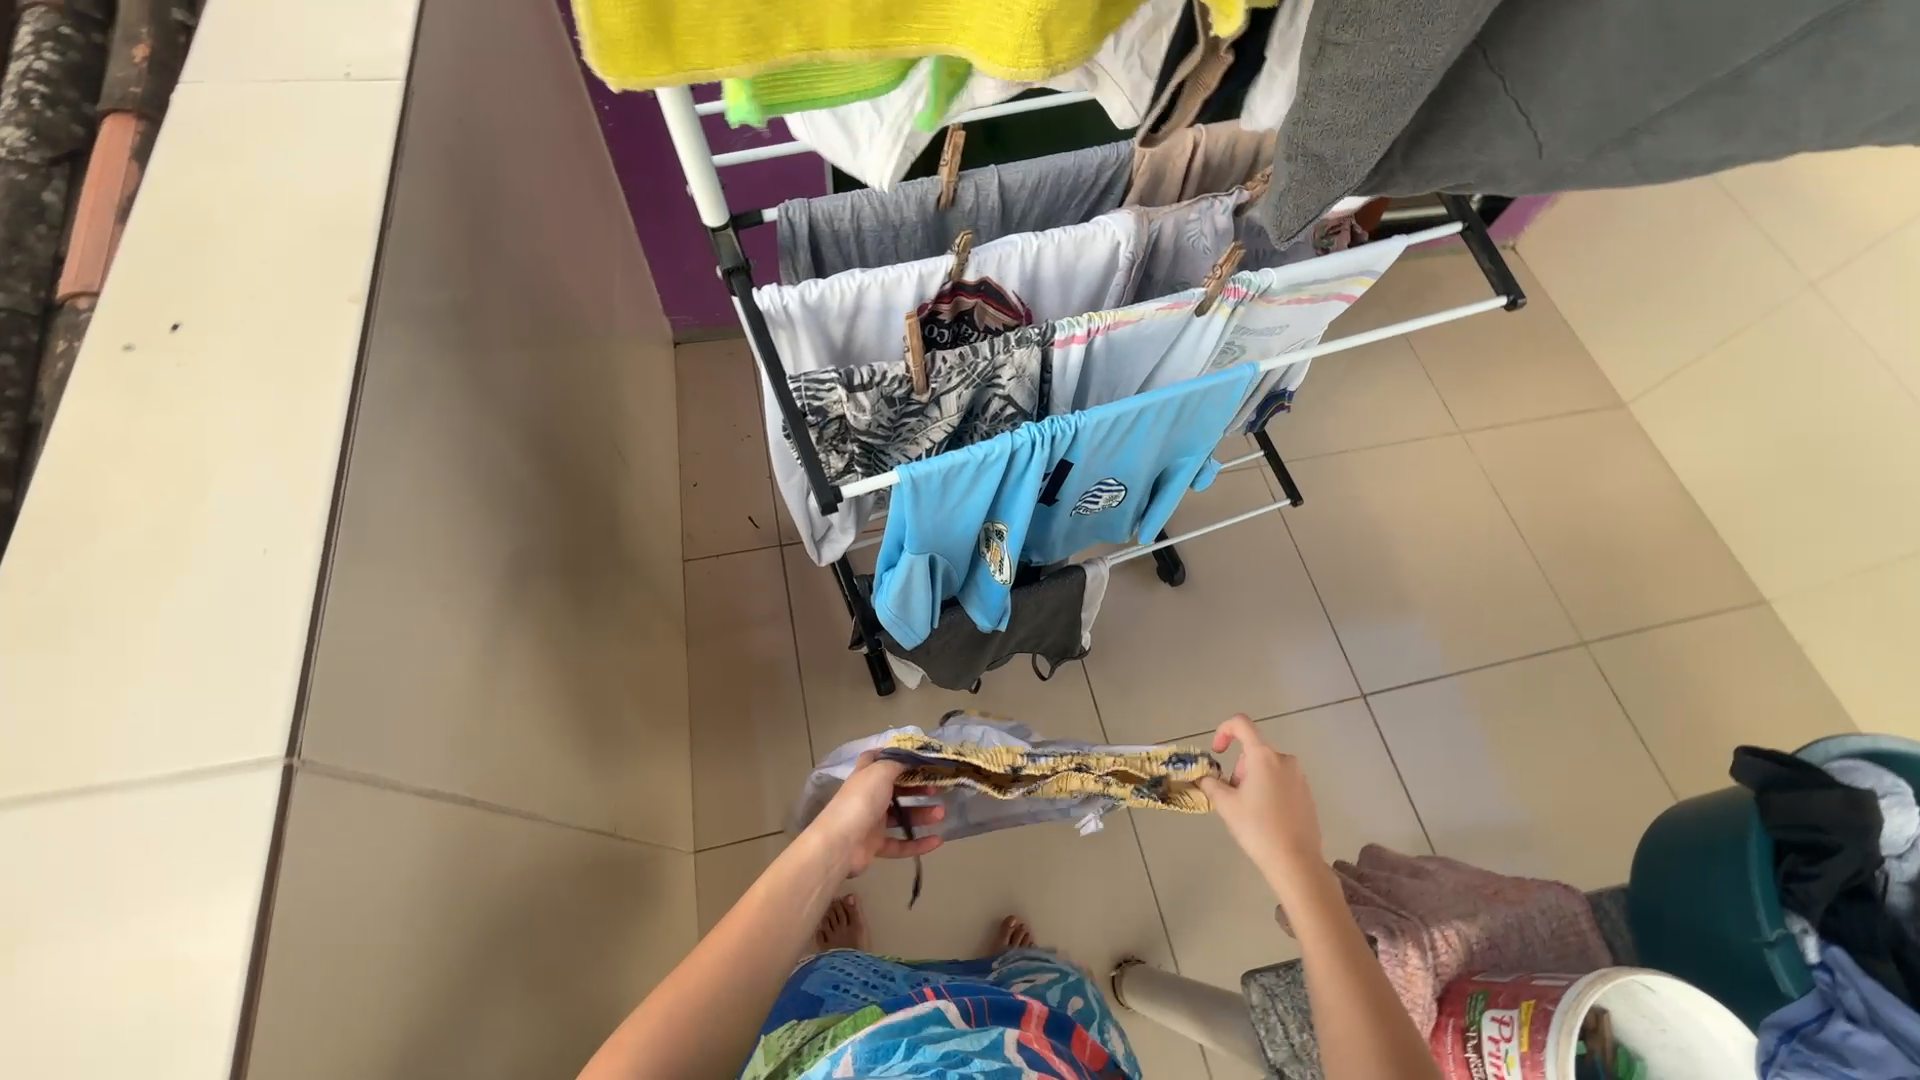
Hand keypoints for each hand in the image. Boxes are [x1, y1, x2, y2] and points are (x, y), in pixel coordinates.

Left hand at [802, 752, 943, 877]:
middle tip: (938, 787)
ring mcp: (871, 822)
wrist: (840, 843)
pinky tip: (937, 841)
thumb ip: (897, 763)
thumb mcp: (880, 771)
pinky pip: (901, 843)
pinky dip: (918, 842)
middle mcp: (868, 796)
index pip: (877, 759)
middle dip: (917, 787)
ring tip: (942, 813)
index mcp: (866, 776)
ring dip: (922, 814)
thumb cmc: (861, 800)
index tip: (916, 757)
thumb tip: (909, 758)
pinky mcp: (875, 845)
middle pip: (895, 789)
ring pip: (901, 816)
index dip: (894, 756)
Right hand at [1197, 715, 1329, 899]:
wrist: (1295, 861)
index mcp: (1264, 756)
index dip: (1223, 731)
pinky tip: (1267, 818)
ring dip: (1253, 781)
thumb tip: (1205, 777)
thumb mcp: (1225, 804)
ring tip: (1250, 811)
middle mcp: (1285, 760)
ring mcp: (1300, 777)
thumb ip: (1210, 783)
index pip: (1241, 724)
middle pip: (1253, 752)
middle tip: (1234, 797)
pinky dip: (1269, 791)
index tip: (1217, 753)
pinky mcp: (1307, 794)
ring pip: (1267, 768)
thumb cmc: (1257, 828)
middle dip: (1239, 769)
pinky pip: (1281, 782)